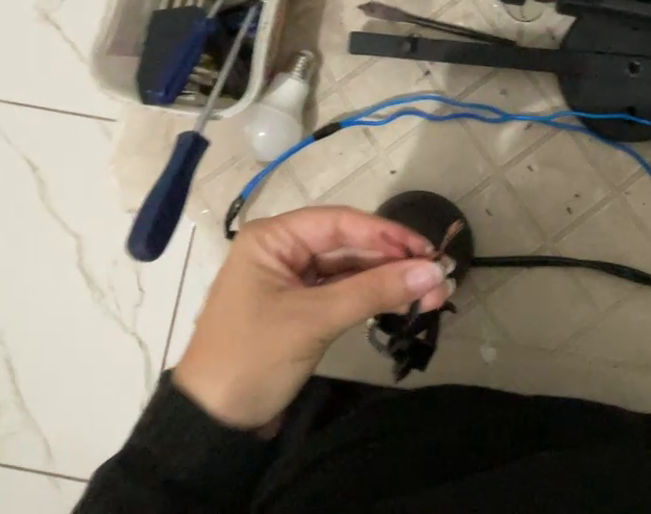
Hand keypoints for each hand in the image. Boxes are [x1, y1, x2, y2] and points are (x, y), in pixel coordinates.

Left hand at [172, 206, 453, 430]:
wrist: (211, 426)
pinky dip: (373, 297)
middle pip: (349, 245)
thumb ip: (375, 291)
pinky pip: (344, 292)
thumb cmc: (253, 357)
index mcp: (273, 237)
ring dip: (388, 280)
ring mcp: (293, 280)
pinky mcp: (302, 308)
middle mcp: (283, 250)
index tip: (428, 250)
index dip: (388, 234)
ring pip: (351, 270)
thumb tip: (434, 272)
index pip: (341, 223)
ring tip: (432, 293)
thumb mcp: (314, 320)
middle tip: (439, 276)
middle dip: (393, 261)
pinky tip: (404, 302)